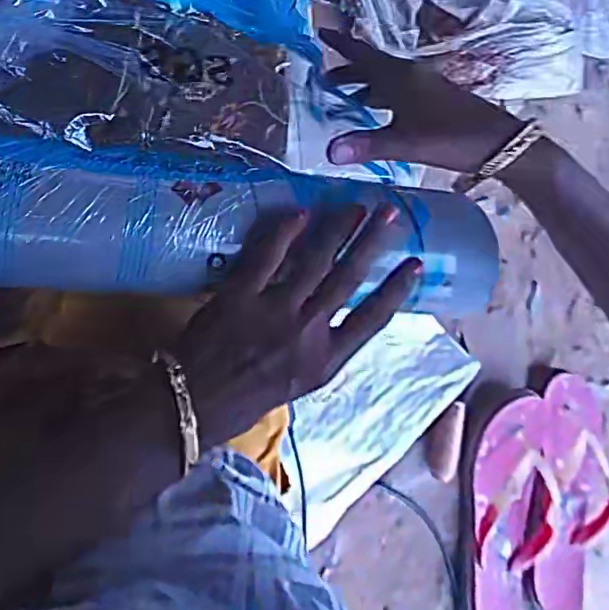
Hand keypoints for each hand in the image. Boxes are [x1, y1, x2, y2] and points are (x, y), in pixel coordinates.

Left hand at [174, 206, 421, 443]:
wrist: (194, 403)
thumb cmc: (246, 398)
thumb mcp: (299, 381)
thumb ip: (320, 346)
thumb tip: (335, 309)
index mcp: (325, 361)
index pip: (372, 319)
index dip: (397, 289)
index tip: (415, 263)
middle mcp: (307, 334)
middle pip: (349, 278)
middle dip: (373, 241)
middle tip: (390, 211)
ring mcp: (274, 312)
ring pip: (316, 261)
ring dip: (338, 229)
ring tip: (356, 206)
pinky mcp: (240, 295)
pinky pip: (268, 255)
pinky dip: (285, 231)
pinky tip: (301, 212)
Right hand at [320, 29, 524, 173]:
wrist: (501, 143)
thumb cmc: (451, 138)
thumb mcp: (406, 143)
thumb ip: (367, 145)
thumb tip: (328, 151)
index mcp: (402, 77)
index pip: (364, 55)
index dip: (342, 44)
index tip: (322, 31)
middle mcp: (412, 75)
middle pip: (373, 66)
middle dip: (349, 69)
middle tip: (325, 77)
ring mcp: (426, 85)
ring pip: (387, 78)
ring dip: (365, 83)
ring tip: (344, 94)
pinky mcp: (436, 98)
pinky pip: (400, 89)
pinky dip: (382, 94)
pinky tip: (377, 109)